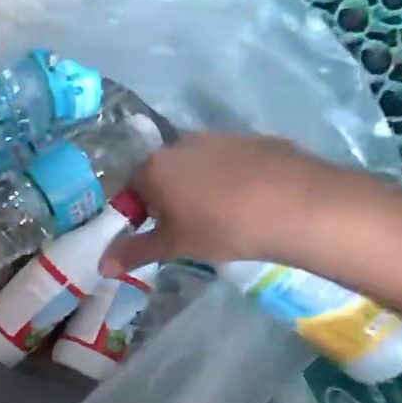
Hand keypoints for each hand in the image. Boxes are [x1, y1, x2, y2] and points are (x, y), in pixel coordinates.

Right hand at [100, 134, 391, 275]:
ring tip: (217, 216)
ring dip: (197, 187)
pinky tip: (247, 203)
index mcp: (154, 166)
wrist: (299, 206)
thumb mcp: (174, 245)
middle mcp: (182, 143)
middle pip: (162, 173)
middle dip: (165, 198)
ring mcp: (221, 137)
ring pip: (196, 165)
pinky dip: (229, 180)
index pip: (129, 189)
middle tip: (182, 228)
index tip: (149, 234)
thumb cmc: (221, 227)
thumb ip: (134, 252)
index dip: (135, 214)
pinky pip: (229, 162)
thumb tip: (101, 265)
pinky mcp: (256, 140)